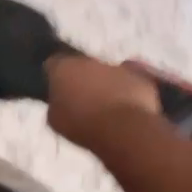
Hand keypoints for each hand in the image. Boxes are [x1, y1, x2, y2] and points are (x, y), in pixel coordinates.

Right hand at [44, 54, 162, 147]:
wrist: (123, 129)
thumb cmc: (81, 125)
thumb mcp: (55, 119)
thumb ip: (56, 103)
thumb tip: (61, 100)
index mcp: (63, 68)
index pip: (53, 64)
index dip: (54, 76)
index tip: (56, 89)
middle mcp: (89, 61)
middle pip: (81, 66)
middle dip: (81, 79)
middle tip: (80, 100)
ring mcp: (116, 67)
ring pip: (106, 73)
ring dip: (104, 85)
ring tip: (105, 108)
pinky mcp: (139, 77)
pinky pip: (128, 83)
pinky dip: (125, 93)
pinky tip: (124, 110)